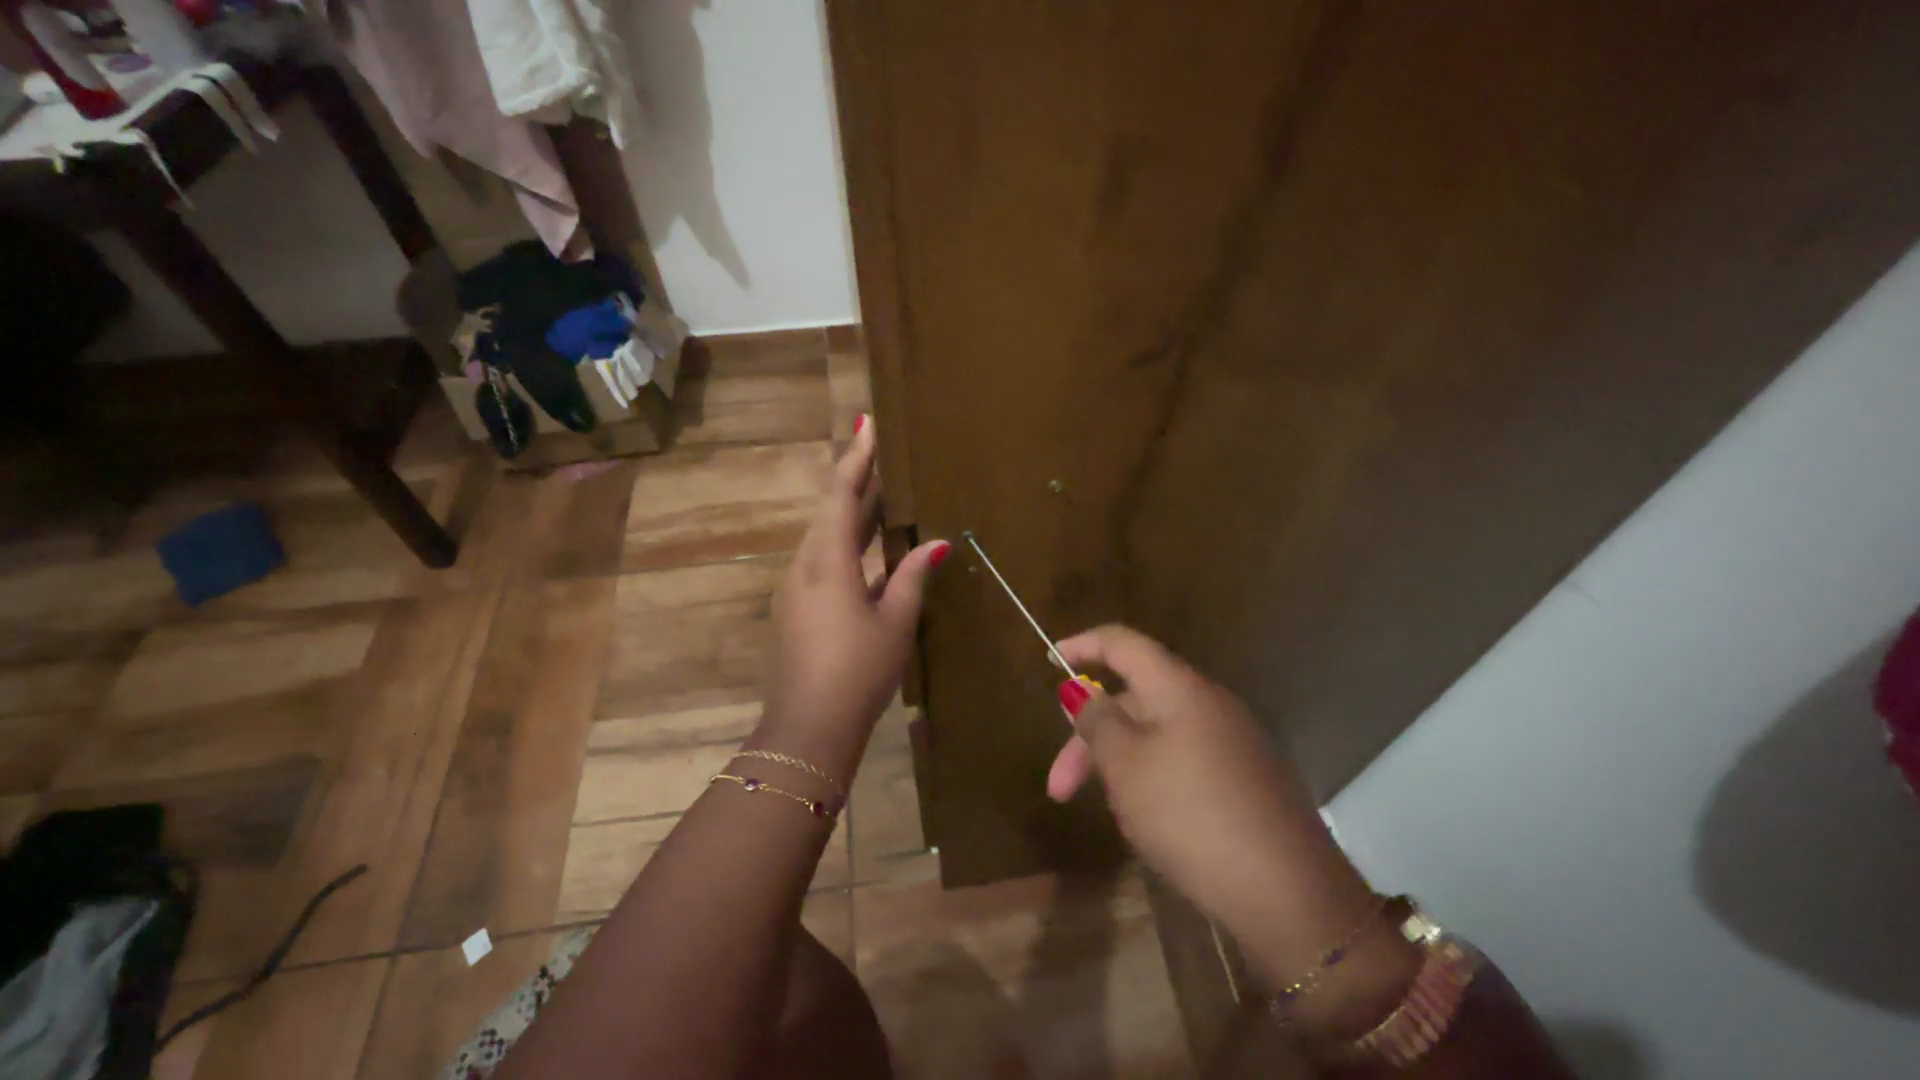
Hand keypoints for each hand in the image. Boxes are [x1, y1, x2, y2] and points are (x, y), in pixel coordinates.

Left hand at [763, 416, 949, 736]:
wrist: (809, 726)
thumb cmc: (858, 669)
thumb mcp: (895, 621)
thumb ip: (912, 577)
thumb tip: (935, 544)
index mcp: (828, 559)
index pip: (843, 494)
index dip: (857, 458)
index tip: (867, 424)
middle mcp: (805, 565)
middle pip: (832, 512)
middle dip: (858, 483)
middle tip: (884, 458)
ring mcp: (796, 589)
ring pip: (826, 539)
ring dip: (853, 517)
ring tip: (885, 501)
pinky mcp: (797, 610)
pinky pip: (823, 564)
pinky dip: (848, 548)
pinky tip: (873, 557)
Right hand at [1046, 625, 1374, 967]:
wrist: (1286, 890)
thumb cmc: (1190, 815)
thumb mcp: (1126, 767)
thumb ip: (1098, 722)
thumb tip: (1082, 691)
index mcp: (1181, 689)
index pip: (1125, 644)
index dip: (1084, 644)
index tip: (1049, 658)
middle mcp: (1212, 704)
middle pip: (1137, 698)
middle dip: (1091, 736)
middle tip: (1059, 788)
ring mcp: (1237, 743)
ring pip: (1160, 734)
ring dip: (1121, 761)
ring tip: (1110, 811)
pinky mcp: (1249, 780)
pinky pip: (1187, 760)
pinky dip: (1154, 777)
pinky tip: (1149, 820)